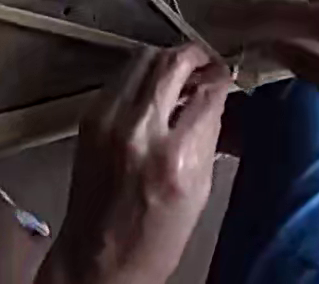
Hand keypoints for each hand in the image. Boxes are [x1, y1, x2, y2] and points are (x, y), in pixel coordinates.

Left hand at [38, 45, 231, 283]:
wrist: (94, 266)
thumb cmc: (157, 236)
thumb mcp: (199, 188)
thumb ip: (209, 132)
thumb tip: (217, 90)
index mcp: (174, 157)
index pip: (207, 92)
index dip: (222, 77)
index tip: (227, 74)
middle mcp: (139, 130)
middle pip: (173, 62)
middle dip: (197, 56)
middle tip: (207, 64)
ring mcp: (109, 119)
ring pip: (146, 56)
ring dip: (169, 59)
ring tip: (182, 73)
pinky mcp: (91, 116)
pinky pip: (124, 73)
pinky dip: (145, 72)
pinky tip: (155, 88)